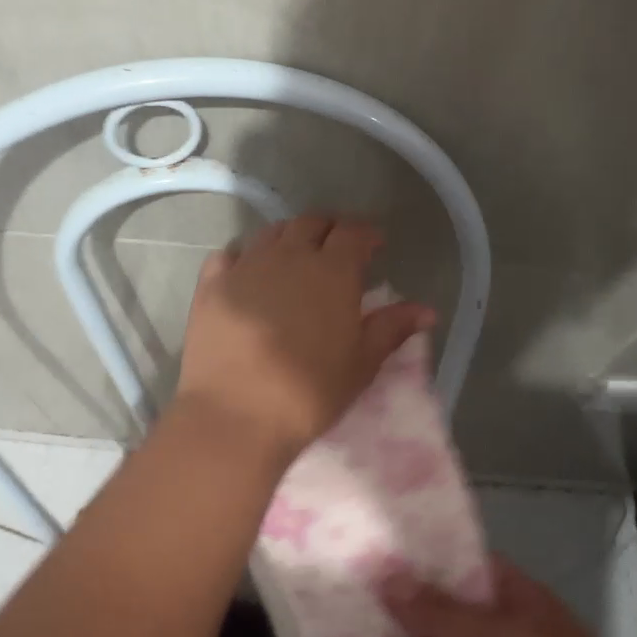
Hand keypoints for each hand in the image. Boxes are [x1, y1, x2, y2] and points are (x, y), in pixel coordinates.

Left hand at [172, 215, 432, 455]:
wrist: (234, 414)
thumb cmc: (309, 393)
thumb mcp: (360, 365)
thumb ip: (391, 329)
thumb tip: (426, 309)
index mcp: (331, 271)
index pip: (353, 233)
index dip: (366, 234)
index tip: (374, 246)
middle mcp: (288, 256)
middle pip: (310, 223)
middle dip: (329, 229)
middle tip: (337, 249)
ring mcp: (245, 266)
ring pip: (270, 233)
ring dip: (288, 237)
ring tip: (295, 257)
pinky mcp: (210, 285)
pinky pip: (228, 254)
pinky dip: (243, 256)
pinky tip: (247, 272)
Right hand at [376, 558, 636, 636]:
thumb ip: (443, 613)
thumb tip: (386, 577)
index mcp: (519, 605)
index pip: (468, 566)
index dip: (429, 553)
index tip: (382, 539)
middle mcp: (499, 636)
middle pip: (444, 607)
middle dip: (404, 595)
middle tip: (354, 578)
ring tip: (353, 621)